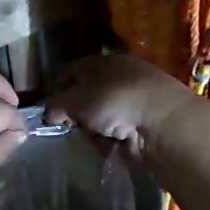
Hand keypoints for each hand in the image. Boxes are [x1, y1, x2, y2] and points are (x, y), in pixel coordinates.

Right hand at [45, 55, 196, 155]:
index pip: (73, 71)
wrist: (162, 123)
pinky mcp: (142, 124)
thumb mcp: (77, 100)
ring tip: (97, 138)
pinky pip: (115, 133)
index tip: (50, 110)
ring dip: (93, 131)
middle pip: (85, 98)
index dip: (59, 89)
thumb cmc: (116, 101)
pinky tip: (112, 146)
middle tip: (73, 126)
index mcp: (104, 62)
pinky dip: (111, 141)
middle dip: (77, 115)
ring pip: (99, 119)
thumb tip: (47, 114)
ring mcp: (132, 102)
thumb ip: (56, 105)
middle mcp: (119, 79)